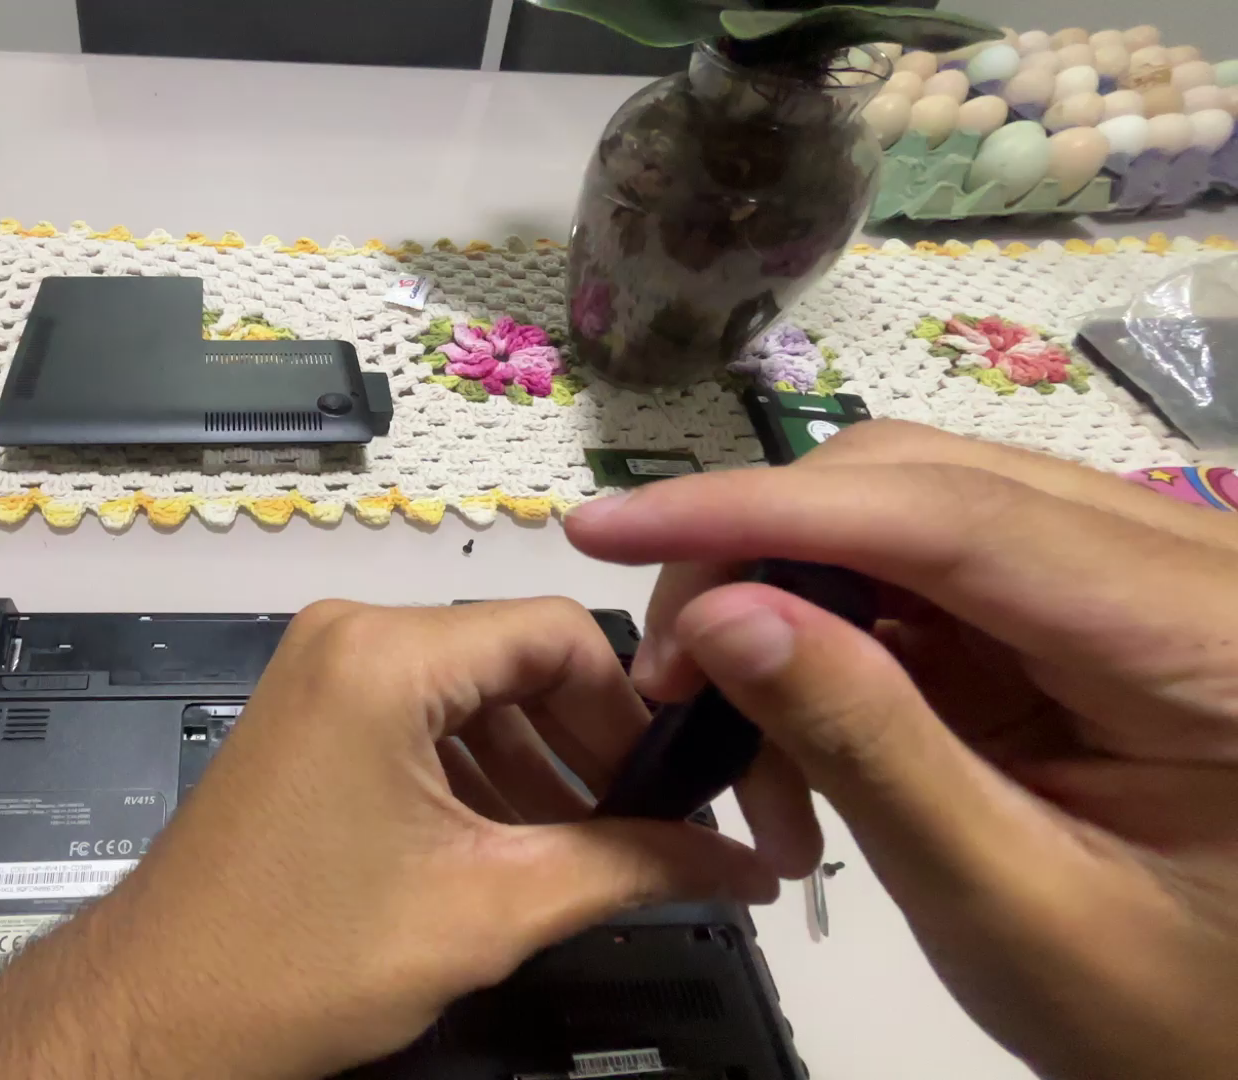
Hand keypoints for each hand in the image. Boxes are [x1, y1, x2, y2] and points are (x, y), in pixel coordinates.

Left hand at [0, 600, 785, 1079]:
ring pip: (466, 687)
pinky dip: (471, 763)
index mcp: (387, 651)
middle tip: (645, 830)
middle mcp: (352, 629)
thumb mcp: (487, 905)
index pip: (553, 632)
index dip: (628, 706)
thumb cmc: (311, 953)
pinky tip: (510, 833)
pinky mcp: (312, 702)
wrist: (163, 999)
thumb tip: (743, 864)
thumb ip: (627, 867)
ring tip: (588, 847)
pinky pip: (417, 709)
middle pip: (509, 658)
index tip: (675, 787)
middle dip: (583, 743)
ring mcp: (323, 663)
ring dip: (531, 761)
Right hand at [566, 420, 1237, 1079]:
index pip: (942, 517)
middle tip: (670, 677)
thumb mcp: (1009, 904)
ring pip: (878, 514)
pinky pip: (890, 573)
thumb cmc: (1186, 1028)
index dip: (750, 511)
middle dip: (745, 558)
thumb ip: (863, 743)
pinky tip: (785, 723)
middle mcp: (1188, 566)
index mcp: (1226, 640)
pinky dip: (804, 634)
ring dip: (766, 599)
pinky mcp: (1058, 606)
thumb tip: (715, 618)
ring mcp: (1116, 577)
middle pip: (900, 485)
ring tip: (719, 720)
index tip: (605, 528)